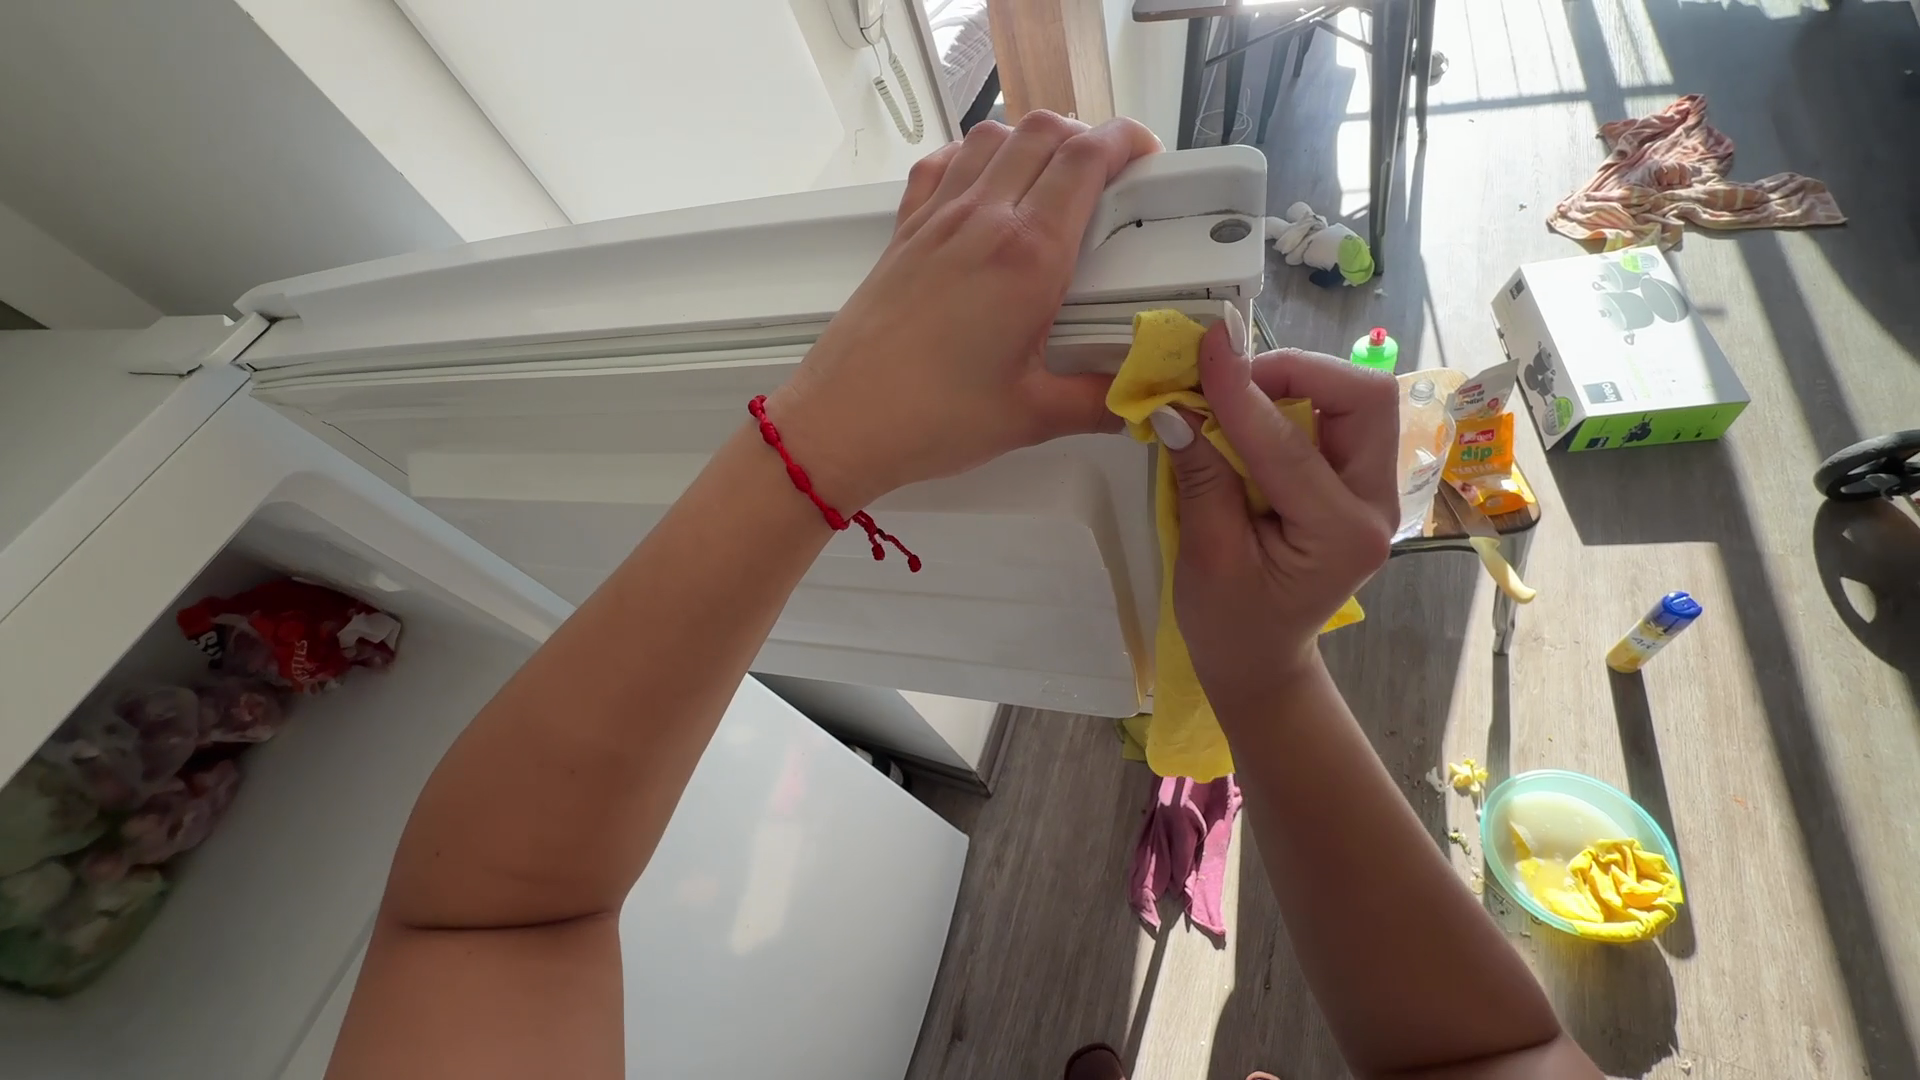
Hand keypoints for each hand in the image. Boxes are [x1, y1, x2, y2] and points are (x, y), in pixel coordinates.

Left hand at [764, 112, 1161, 507]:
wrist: (842, 423)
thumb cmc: (929, 419)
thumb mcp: (1031, 417)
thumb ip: (1095, 402)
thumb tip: (1130, 399)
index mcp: (1027, 257)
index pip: (1087, 159)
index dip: (1126, 141)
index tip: (1144, 156)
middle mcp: (981, 223)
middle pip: (1043, 132)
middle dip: (1086, 136)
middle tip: (1107, 172)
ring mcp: (935, 223)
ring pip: (991, 138)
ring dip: (1030, 140)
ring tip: (1049, 177)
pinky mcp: (902, 237)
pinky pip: (941, 167)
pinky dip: (971, 158)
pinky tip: (980, 186)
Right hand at [1159, 324, 1400, 707]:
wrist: (1260, 659)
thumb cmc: (1228, 624)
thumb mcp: (1206, 557)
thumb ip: (1200, 478)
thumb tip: (1176, 409)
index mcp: (1342, 535)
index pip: (1290, 445)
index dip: (1241, 393)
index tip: (1206, 348)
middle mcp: (1375, 506)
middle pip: (1364, 400)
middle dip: (1297, 371)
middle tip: (1232, 378)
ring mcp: (1374, 493)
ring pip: (1358, 402)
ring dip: (1297, 382)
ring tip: (1236, 393)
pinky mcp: (1355, 486)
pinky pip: (1338, 421)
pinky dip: (1293, 402)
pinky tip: (1251, 412)